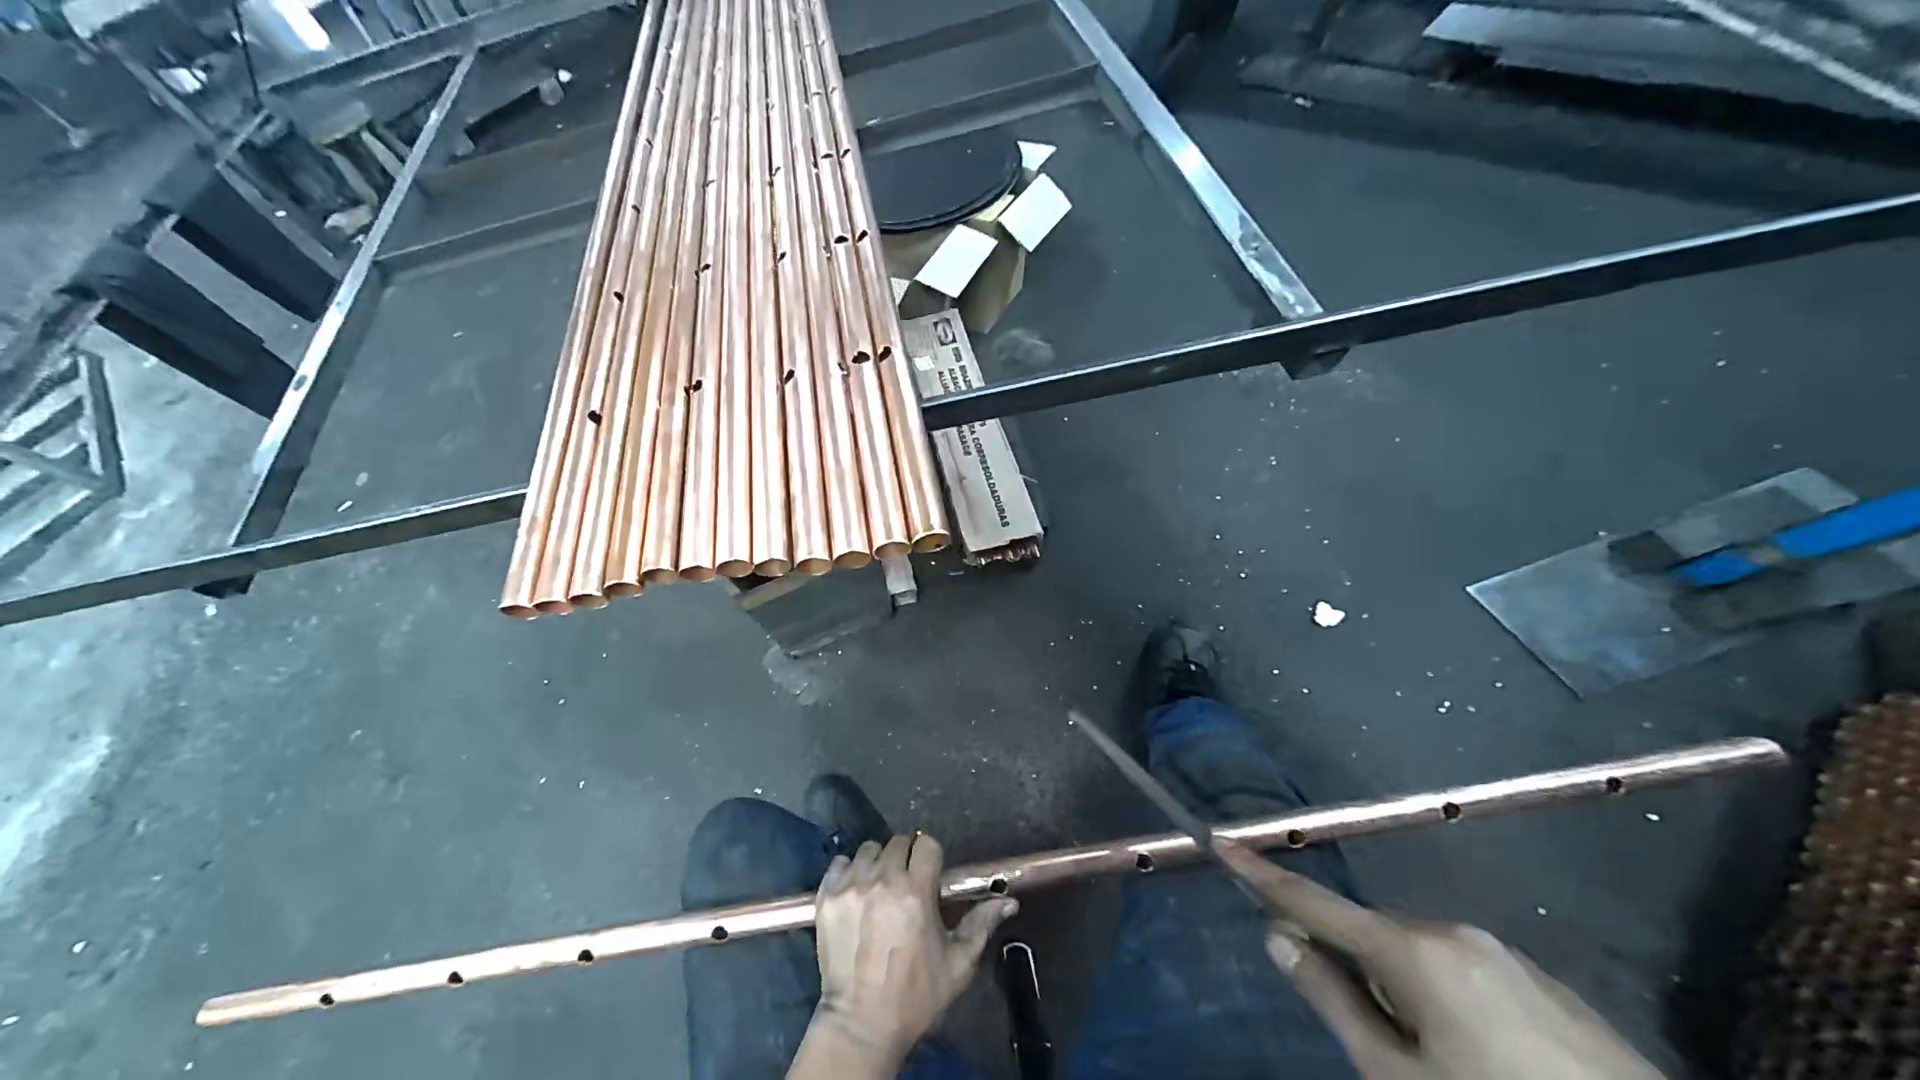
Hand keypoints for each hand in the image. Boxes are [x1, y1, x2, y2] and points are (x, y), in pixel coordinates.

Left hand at [792, 834, 1017, 1075]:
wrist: (861, 1024)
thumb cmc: (916, 994)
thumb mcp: (958, 963)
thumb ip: (982, 924)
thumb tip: (1009, 901)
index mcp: (916, 891)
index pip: (927, 843)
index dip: (932, 857)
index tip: (931, 876)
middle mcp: (882, 880)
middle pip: (898, 842)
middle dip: (907, 858)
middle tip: (908, 884)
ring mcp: (850, 887)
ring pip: (868, 850)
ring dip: (878, 863)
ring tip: (881, 889)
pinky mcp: (825, 898)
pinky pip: (839, 863)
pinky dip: (849, 872)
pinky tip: (856, 893)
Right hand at [1214, 840, 1663, 1079]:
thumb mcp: (1398, 1077)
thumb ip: (1333, 1000)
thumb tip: (1279, 939)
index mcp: (1411, 950)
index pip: (1315, 903)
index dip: (1263, 877)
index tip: (1224, 843)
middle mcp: (1452, 931)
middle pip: (1372, 933)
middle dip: (1355, 966)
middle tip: (1377, 1039)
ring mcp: (1503, 951)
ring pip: (1419, 951)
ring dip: (1403, 984)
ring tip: (1437, 1057)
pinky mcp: (1543, 978)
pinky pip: (1465, 967)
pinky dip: (1447, 993)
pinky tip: (1483, 1053)